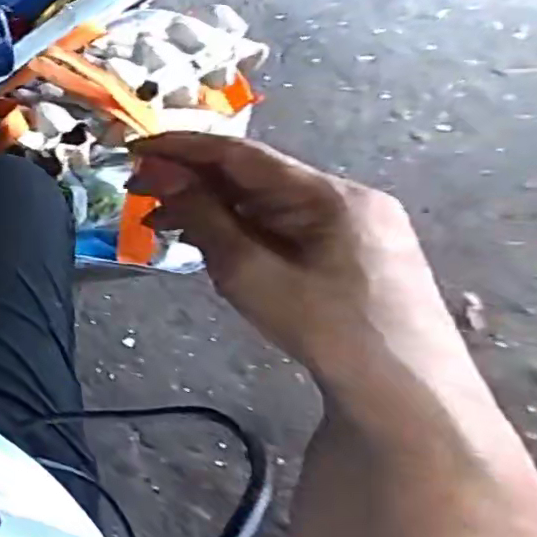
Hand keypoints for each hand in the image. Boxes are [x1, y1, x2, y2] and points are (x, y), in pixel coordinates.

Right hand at [128, 132, 452, 380]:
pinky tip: (198, 237)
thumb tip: (158, 170)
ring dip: (204, 204)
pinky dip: (230, 222)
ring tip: (156, 221)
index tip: (130, 149)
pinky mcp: (345, 245)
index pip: (238, 153)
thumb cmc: (321, 323)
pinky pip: (274, 219)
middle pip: (248, 174)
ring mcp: (348, 222)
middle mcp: (342, 197)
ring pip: (258, 198)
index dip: (179, 146)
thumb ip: (199, 212)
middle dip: (186, 179)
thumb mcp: (245, 266)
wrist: (405, 390)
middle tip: (134, 188)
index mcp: (327, 194)